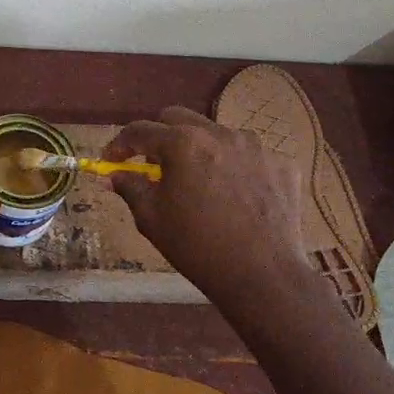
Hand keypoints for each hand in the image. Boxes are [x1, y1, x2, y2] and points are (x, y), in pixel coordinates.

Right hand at [105, 105, 310, 302]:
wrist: (262, 274)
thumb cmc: (196, 246)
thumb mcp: (151, 218)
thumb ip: (130, 187)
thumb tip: (111, 176)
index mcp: (183, 143)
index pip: (139, 130)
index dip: (119, 144)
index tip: (112, 161)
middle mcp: (220, 133)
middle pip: (178, 119)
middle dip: (159, 137)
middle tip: (154, 166)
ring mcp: (256, 146)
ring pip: (216, 134)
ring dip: (199, 149)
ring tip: (198, 181)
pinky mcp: (282, 163)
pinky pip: (249, 155)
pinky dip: (233, 167)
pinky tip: (233, 195)